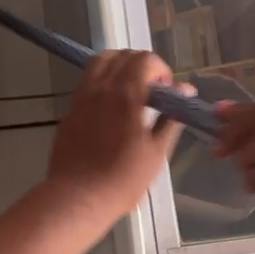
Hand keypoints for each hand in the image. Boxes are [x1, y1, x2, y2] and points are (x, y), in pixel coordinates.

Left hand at [46, 51, 184, 214]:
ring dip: (119, 67)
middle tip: (152, 92)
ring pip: (99, 62)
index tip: (167, 93)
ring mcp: (81, 97)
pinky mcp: (69, 110)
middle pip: (122, 55)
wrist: (77, 198)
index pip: (145, 59)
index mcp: (126, 93)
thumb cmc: (123, 179)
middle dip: (142, 66)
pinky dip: (102, 82)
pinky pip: (87, 81)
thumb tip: (184, 91)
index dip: (161, 70)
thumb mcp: (157, 152)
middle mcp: (101, 87)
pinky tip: (111, 108)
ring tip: (130, 92)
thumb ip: (171, 117)